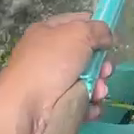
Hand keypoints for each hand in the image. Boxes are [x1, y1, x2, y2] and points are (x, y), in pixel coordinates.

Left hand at [0, 13, 114, 133]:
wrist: (24, 111)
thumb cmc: (49, 64)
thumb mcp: (78, 33)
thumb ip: (98, 29)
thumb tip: (107, 38)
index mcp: (48, 32)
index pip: (79, 22)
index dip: (96, 29)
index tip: (110, 40)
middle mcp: (49, 55)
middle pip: (86, 54)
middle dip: (101, 63)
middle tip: (106, 72)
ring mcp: (52, 82)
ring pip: (88, 78)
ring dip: (100, 85)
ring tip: (99, 93)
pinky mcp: (56, 106)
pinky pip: (82, 100)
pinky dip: (91, 104)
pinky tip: (93, 107)